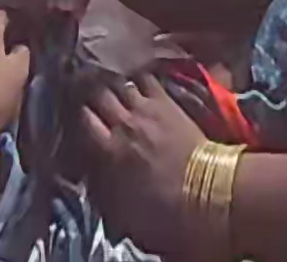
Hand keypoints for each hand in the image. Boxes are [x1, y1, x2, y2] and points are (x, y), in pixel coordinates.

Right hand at [78, 75, 209, 258]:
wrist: (207, 192)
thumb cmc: (166, 211)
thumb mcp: (125, 208)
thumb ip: (105, 184)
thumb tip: (95, 170)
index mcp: (111, 151)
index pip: (85, 120)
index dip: (79, 113)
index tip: (78, 111)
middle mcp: (124, 123)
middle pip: (99, 94)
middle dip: (91, 90)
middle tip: (88, 87)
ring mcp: (145, 108)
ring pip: (120, 83)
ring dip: (114, 82)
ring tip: (111, 79)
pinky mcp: (165, 101)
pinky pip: (146, 78)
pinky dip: (139, 77)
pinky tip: (137, 78)